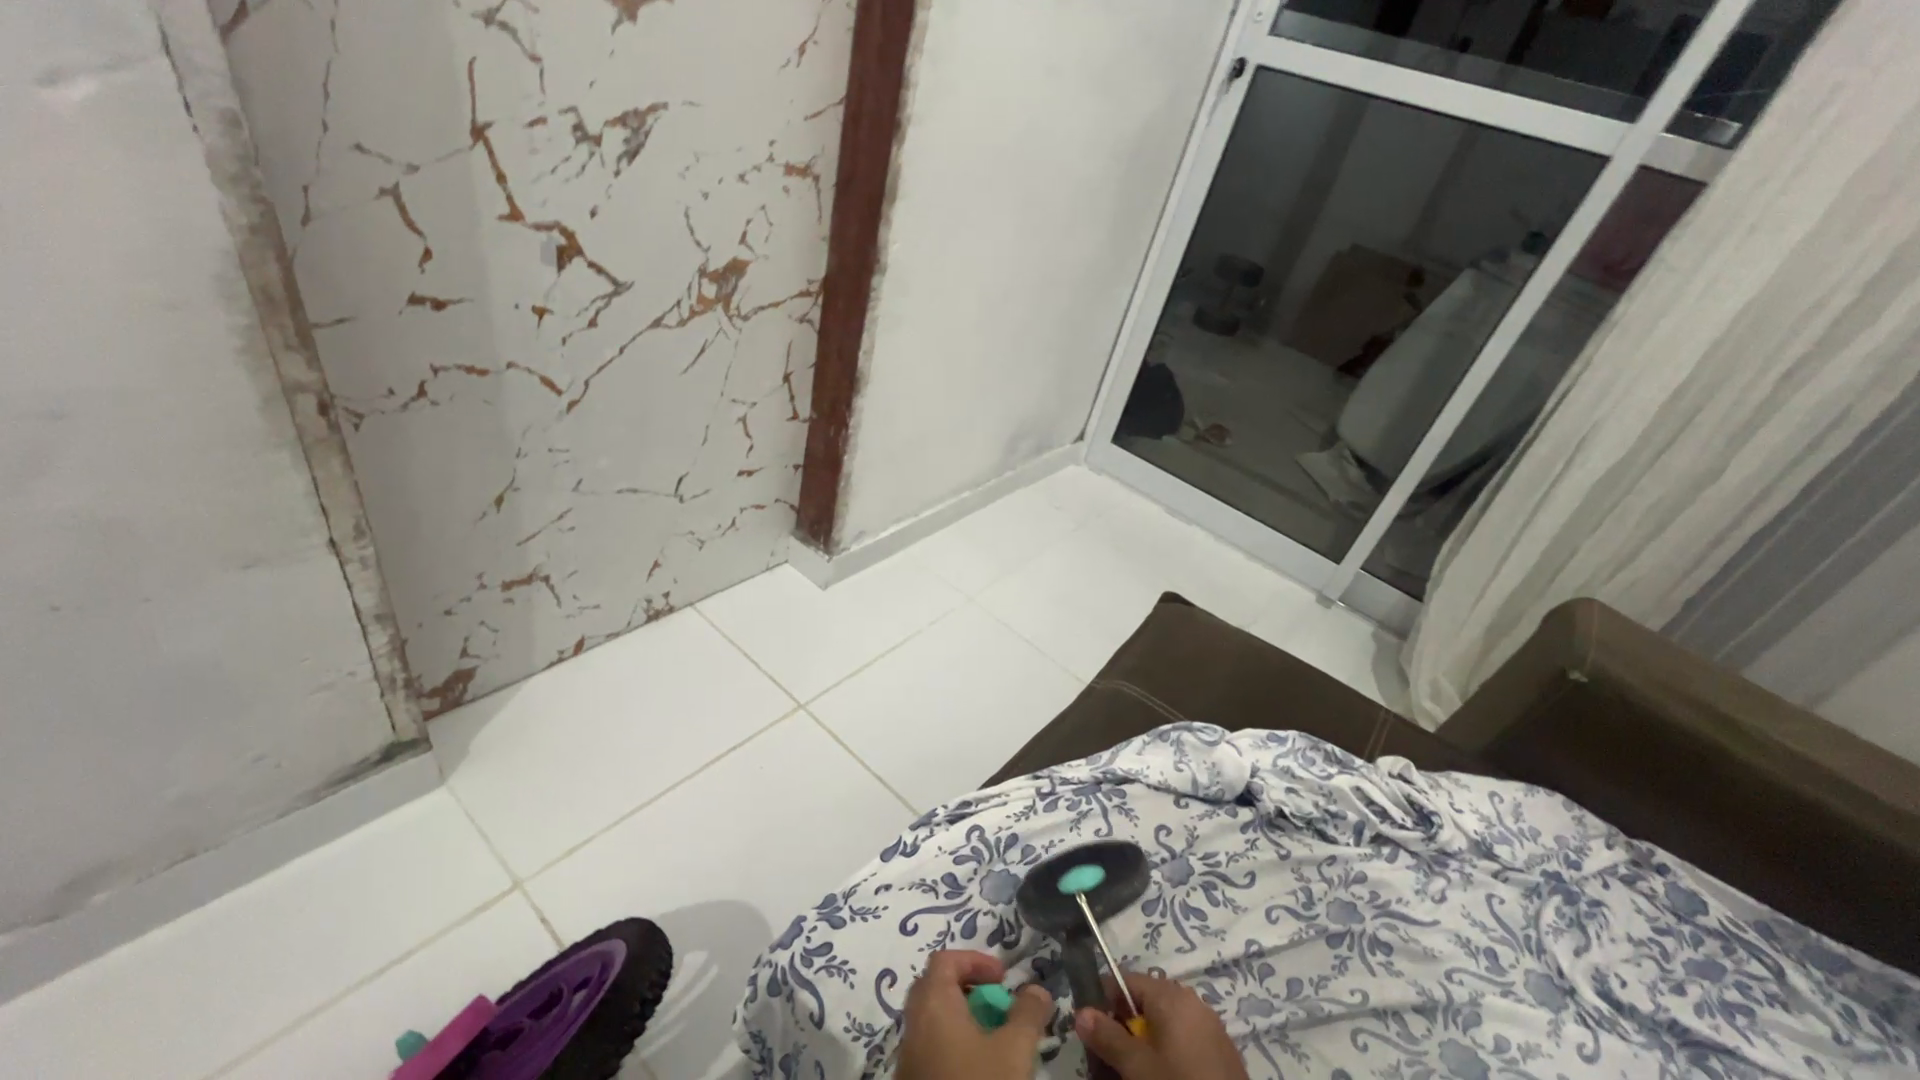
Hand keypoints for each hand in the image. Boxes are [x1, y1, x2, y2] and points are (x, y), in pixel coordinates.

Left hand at [897, 950, 1054, 1079]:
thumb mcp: (1014, 1050)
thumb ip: (1028, 1013)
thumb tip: (1036, 990)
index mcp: (933, 1002)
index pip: (945, 960)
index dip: (976, 961)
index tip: (1004, 979)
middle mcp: (914, 1021)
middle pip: (938, 986)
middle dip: (972, 990)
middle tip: (1000, 1007)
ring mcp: (909, 1052)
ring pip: (935, 1018)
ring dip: (966, 1019)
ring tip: (997, 1040)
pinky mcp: (912, 1077)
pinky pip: (932, 1044)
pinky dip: (955, 1042)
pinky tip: (980, 1066)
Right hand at [1075, 972, 1247, 1079]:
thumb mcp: (1137, 1067)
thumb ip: (1107, 1037)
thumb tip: (1081, 1012)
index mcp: (1171, 996)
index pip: (1126, 981)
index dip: (1103, 1002)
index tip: (1091, 1031)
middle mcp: (1192, 1003)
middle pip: (1143, 1003)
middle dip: (1121, 1027)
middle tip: (1107, 1060)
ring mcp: (1209, 1027)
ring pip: (1162, 1025)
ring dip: (1141, 1044)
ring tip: (1130, 1072)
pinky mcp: (1219, 1051)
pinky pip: (1181, 1040)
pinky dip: (1164, 1053)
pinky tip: (1157, 1077)